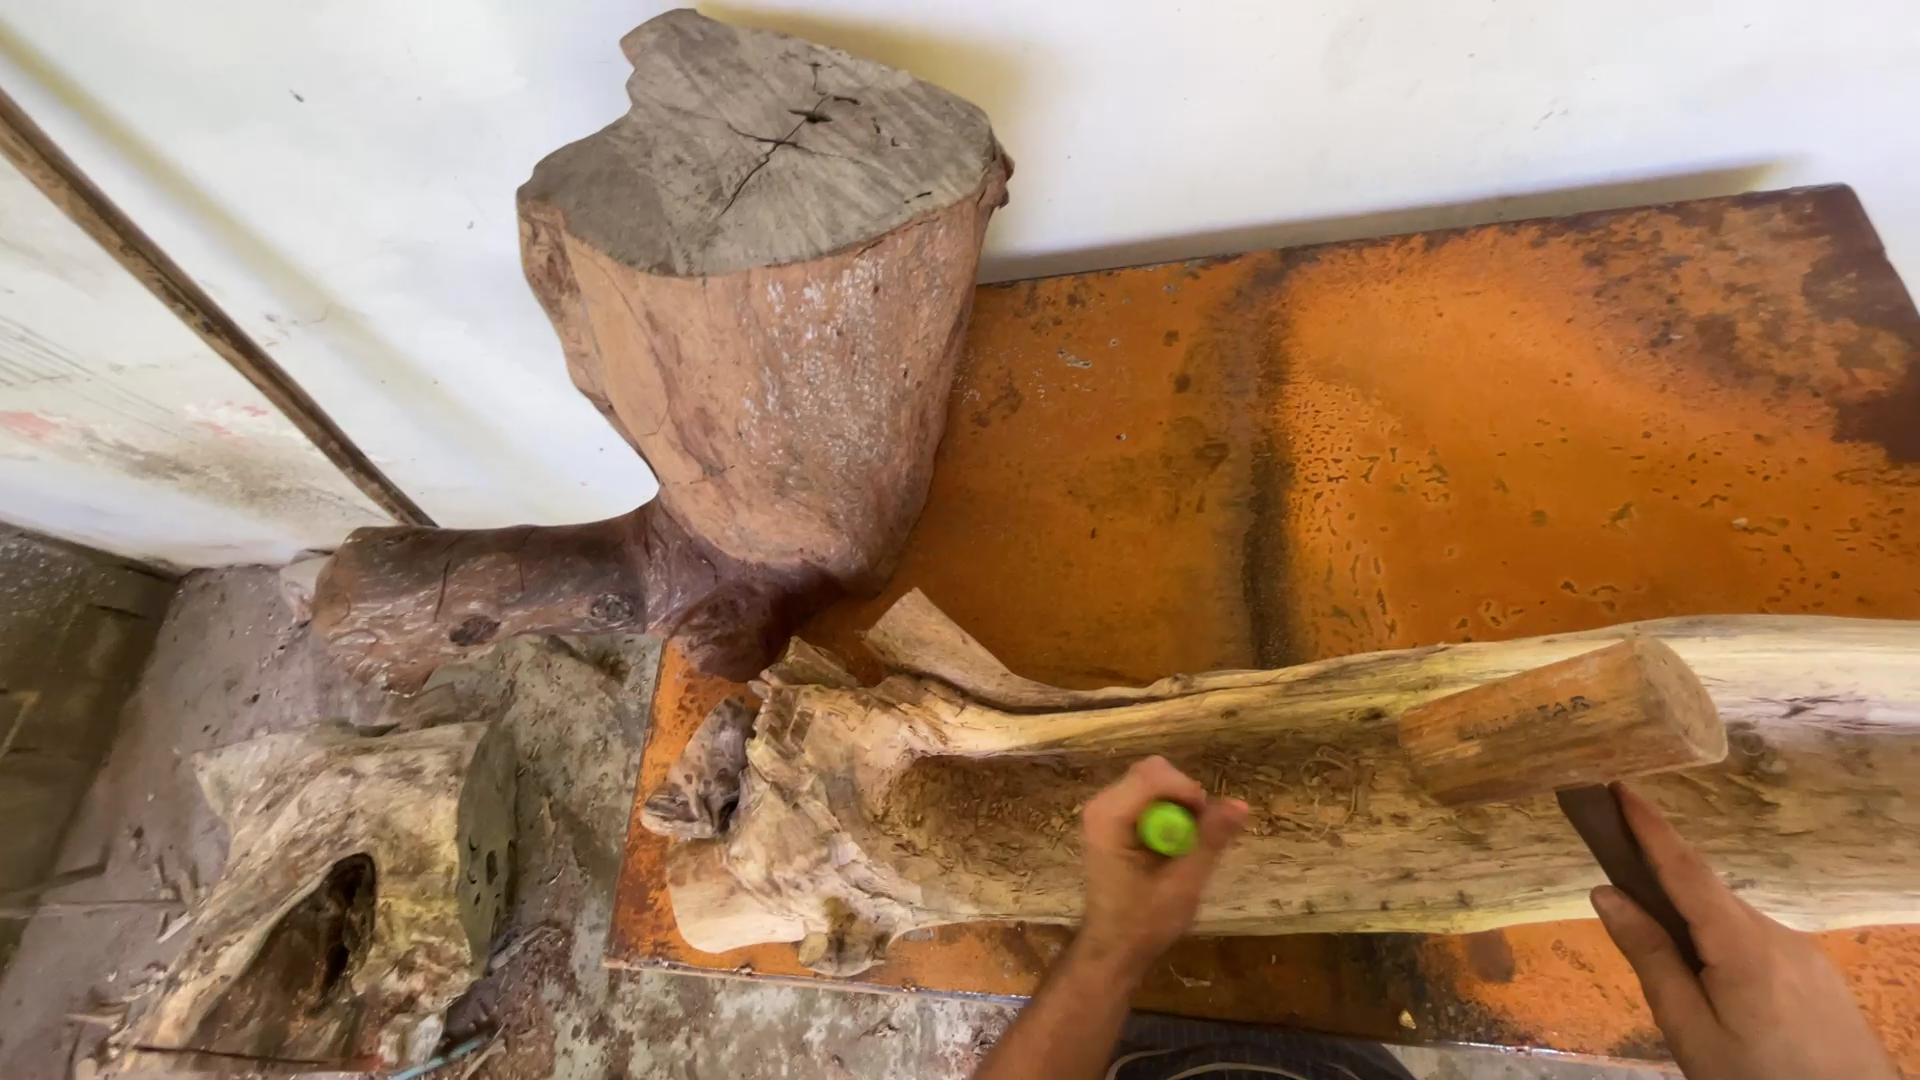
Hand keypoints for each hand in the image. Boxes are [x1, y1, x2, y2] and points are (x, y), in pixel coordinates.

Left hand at [1074, 756, 1247, 978]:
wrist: (1114, 946)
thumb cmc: (1144, 922)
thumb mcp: (1184, 884)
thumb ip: (1209, 840)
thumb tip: (1240, 803)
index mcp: (1108, 817)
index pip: (1152, 776)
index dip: (1186, 790)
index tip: (1208, 818)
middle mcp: (1100, 803)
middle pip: (1151, 772)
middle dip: (1183, 795)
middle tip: (1199, 834)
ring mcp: (1104, 808)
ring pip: (1152, 780)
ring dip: (1178, 803)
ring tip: (1186, 843)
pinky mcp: (1112, 816)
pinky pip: (1147, 794)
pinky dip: (1168, 809)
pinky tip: (1172, 841)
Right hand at [1593, 785, 1898, 1079]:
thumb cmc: (1755, 1079)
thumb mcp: (1687, 1025)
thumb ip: (1648, 955)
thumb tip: (1606, 892)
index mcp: (1743, 947)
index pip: (1686, 871)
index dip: (1651, 828)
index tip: (1621, 788)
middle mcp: (1779, 938)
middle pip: (1704, 893)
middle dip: (1657, 881)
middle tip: (1614, 892)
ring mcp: (1806, 957)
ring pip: (1727, 918)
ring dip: (1687, 918)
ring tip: (1663, 959)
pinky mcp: (1819, 978)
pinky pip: (1751, 939)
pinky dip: (1715, 938)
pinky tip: (1706, 976)